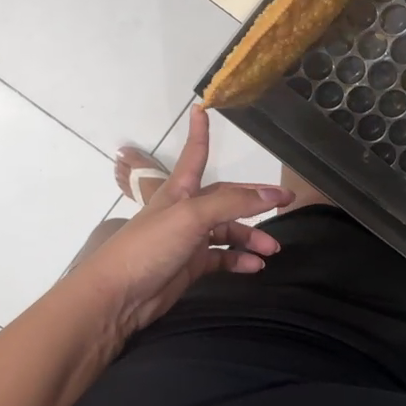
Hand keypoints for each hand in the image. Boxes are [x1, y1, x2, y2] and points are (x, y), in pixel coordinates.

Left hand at [66, 107, 293, 337]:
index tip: (202, 109)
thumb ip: (232, 204)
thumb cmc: (149, 246)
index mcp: (179, 191)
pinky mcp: (189, 267)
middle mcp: (185, 211)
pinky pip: (221, 259)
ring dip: (250, 237)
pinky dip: (239, 260)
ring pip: (227, 231)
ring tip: (273, 249)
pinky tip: (255, 266)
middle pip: (225, 199)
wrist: (120, 295)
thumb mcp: (191, 217)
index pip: (195, 154)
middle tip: (286, 203)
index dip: (200, 133)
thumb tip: (271, 195)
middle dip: (254, 200)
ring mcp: (187, 240)